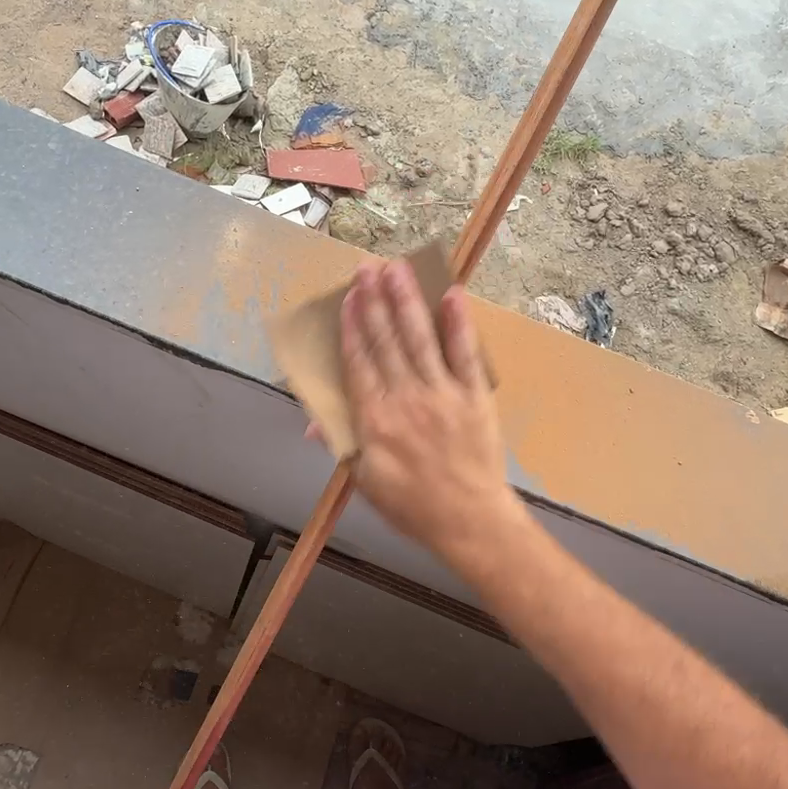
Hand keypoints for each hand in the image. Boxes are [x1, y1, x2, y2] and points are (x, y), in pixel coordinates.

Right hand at [339, 260, 523, 560]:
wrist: (468, 520)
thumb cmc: (411, 505)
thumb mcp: (364, 481)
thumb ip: (341, 444)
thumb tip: (313, 422)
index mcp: (375, 419)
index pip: (359, 362)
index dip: (352, 326)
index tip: (348, 297)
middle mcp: (405, 398)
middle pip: (386, 341)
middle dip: (375, 301)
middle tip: (367, 268)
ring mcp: (442, 394)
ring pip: (420, 338)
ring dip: (407, 301)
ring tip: (398, 269)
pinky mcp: (474, 396)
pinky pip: (465, 354)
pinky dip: (458, 324)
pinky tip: (451, 295)